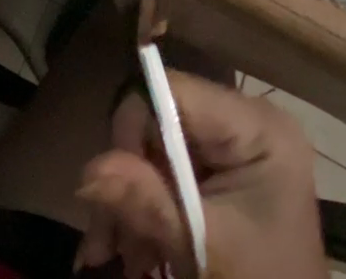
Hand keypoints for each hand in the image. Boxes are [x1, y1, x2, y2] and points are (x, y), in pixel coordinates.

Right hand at [77, 71, 327, 278]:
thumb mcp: (204, 246)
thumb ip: (147, 202)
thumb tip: (88, 170)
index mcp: (257, 127)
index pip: (173, 91)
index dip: (132, 127)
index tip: (110, 183)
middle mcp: (243, 121)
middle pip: (156, 121)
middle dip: (124, 179)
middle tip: (104, 241)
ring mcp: (229, 145)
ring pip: (150, 149)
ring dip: (124, 202)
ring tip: (110, 253)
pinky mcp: (217, 169)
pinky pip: (161, 171)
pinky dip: (139, 208)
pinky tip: (128, 249)